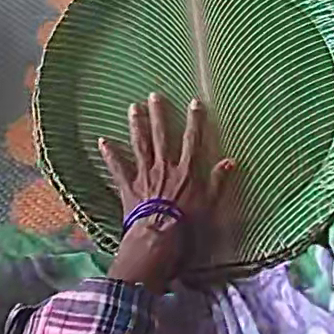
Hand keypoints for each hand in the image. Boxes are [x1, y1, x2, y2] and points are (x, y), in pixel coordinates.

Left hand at [98, 93, 237, 291]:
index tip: (194, 102)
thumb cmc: (188, 225)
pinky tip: (102, 140)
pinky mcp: (128, 186)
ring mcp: (145, 175)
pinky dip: (110, 154)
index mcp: (186, 170)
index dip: (195, 121)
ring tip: (133, 108)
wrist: (159, 238)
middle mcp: (164, 166)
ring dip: (137, 125)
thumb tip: (231, 161)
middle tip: (154, 95)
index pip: (192, 140)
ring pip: (140, 145)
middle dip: (159, 114)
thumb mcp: (211, 204)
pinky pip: (117, 168)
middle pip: (161, 136)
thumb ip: (219, 181)